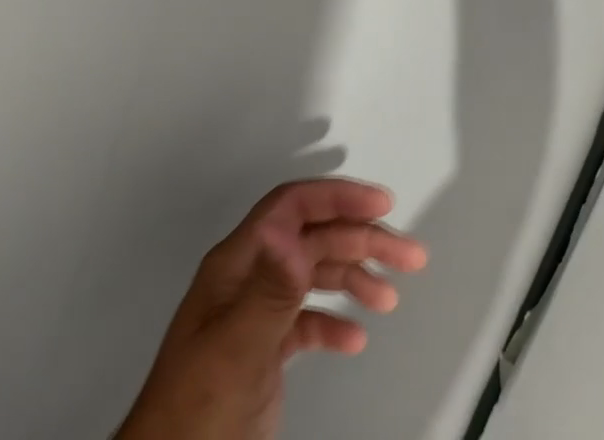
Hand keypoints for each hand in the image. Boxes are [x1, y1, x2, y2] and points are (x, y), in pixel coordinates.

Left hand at [115, 178, 427, 439]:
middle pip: (309, 238)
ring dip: (353, 277)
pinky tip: (353, 337)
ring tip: (389, 294)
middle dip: (360, 238)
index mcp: (236, 266)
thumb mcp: (237, 345)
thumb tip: (288, 236)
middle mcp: (246, 280)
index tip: (380, 204)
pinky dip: (334, 323)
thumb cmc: (195, 406)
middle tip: (408, 254)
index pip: (290, 209)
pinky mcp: (263, 347)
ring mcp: (254, 312)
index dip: (336, 197)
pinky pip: (307, 320)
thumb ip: (267, 290)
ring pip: (312, 275)